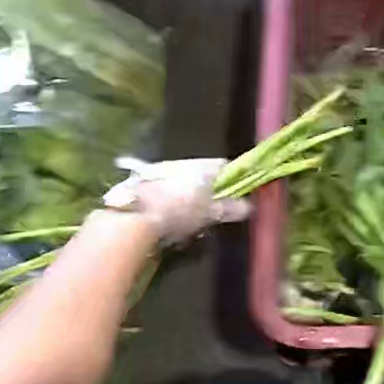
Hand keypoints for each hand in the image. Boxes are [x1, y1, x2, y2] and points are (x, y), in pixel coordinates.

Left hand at [100, 158, 250, 243]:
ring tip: (191, 221)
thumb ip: (230, 208)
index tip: (236, 196)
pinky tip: (169, 219)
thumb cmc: (180, 211)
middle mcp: (182, 163)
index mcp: (203, 166)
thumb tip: (249, 206)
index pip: (225, 166)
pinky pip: (165, 190)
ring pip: (183, 182)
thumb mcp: (210, 213)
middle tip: (213, 213)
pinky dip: (171, 202)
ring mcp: (160, 172)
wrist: (135, 215)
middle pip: (203, 174)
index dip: (233, 179)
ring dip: (189, 197)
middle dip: (210, 191)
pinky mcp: (143, 184)